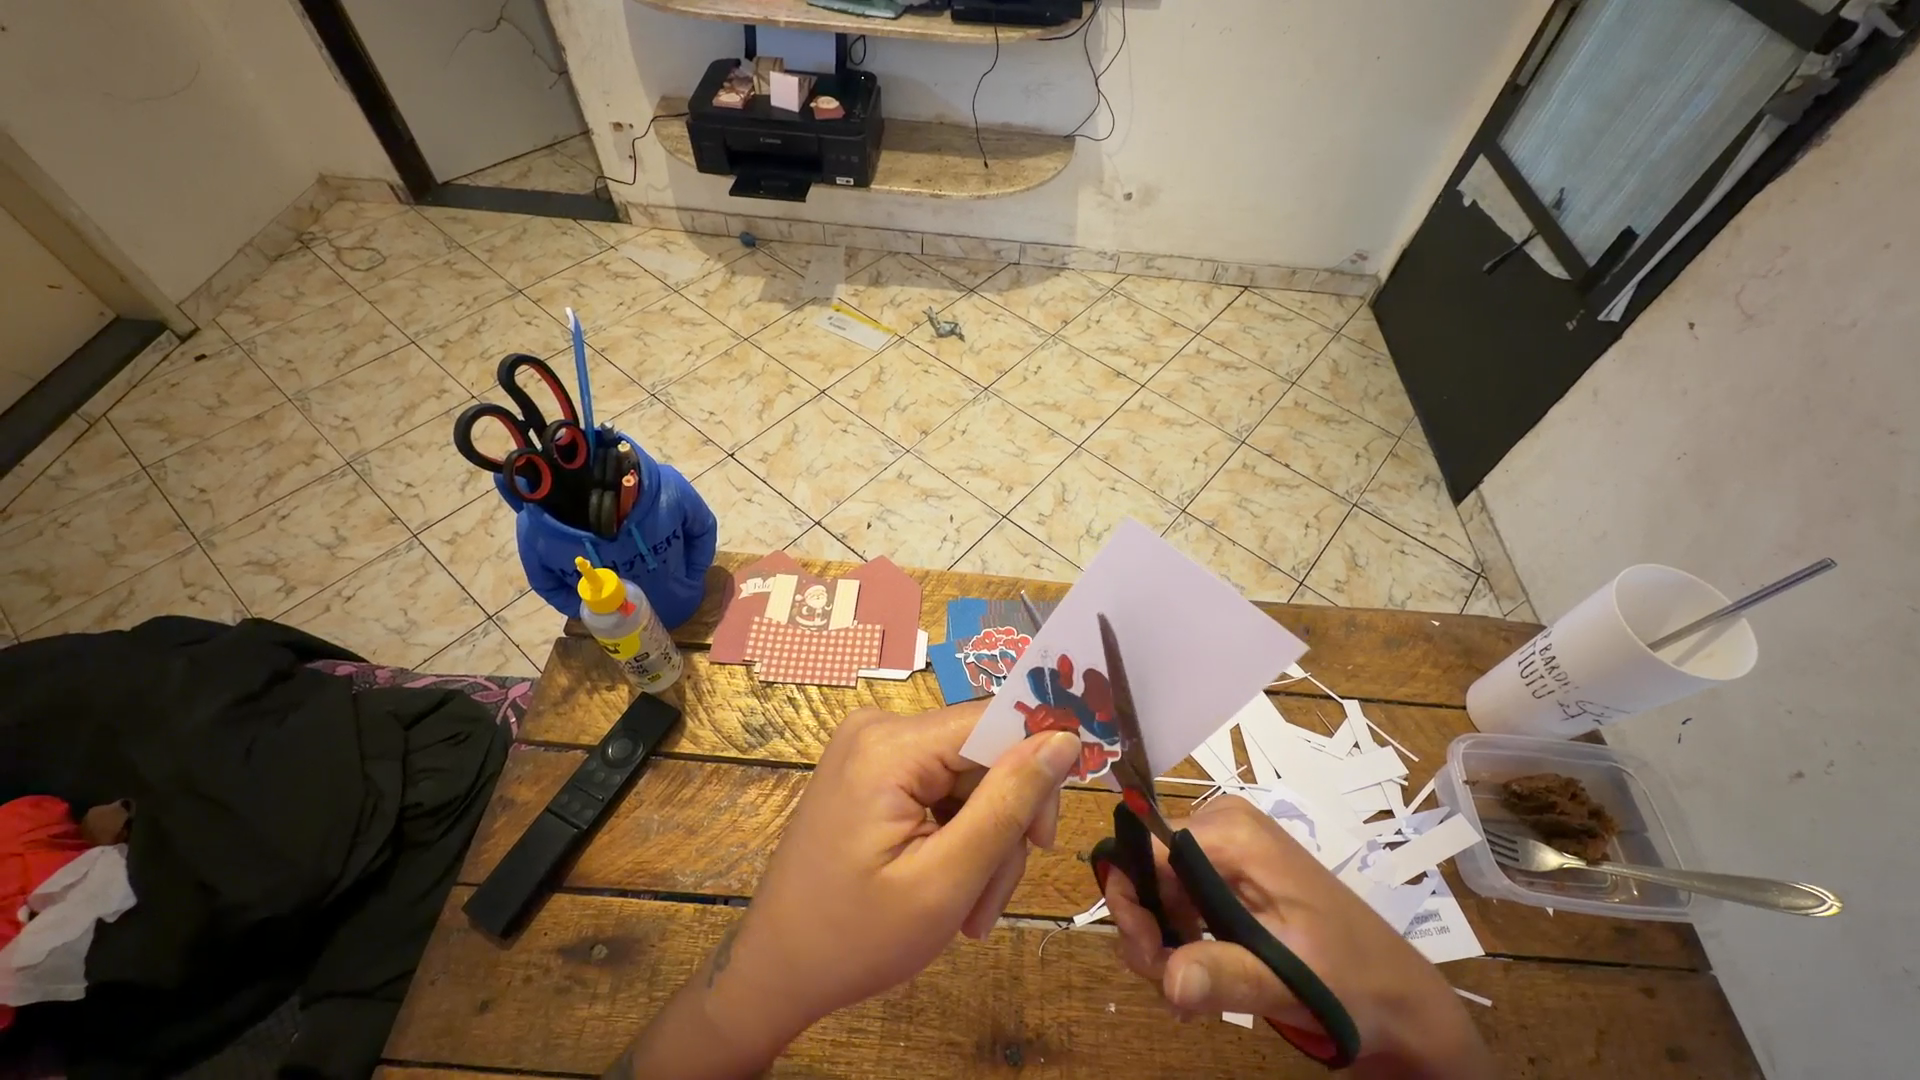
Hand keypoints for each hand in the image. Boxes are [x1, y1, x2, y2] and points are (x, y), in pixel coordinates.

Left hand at [611, 700, 1082, 1078]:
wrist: (777, 972)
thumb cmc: (857, 938)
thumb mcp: (947, 879)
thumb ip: (1009, 801)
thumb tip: (1064, 737)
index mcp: (891, 744)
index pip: (996, 721)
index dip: (1036, 771)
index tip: (1044, 840)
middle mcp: (880, 727)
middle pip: (982, 755)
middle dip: (1002, 828)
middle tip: (992, 900)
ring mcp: (872, 747)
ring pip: (968, 779)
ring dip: (982, 843)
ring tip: (969, 910)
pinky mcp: (872, 770)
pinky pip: (940, 788)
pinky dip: (956, 837)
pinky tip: (950, 888)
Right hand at [1103, 796, 1492, 1079]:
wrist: (1400, 998)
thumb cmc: (1350, 982)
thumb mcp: (1287, 982)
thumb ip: (1225, 976)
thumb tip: (1169, 981)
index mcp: (1232, 831)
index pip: (1145, 849)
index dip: (1133, 905)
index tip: (1151, 963)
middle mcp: (1222, 825)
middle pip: (1146, 869)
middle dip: (1149, 932)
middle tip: (1174, 988)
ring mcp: (1226, 848)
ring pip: (1156, 886)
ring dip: (1163, 942)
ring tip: (1192, 990)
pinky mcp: (1230, 872)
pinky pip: (1178, 895)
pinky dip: (1179, 938)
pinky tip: (1199, 975)